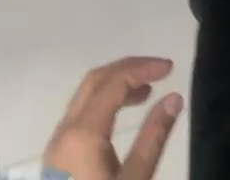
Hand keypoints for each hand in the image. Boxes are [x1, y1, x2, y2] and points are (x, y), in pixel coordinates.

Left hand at [42, 57, 182, 179]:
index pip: (114, 82)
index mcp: (82, 134)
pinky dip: (104, 103)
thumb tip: (174, 98)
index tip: (171, 68)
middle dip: (128, 68)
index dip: (144, 68)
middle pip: (94, 81)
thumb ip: (154, 137)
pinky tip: (122, 115)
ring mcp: (56, 147)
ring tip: (147, 91)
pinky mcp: (56, 161)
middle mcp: (63, 133)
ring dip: (116, 85)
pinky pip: (79, 115)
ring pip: (84, 97)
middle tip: (159, 70)